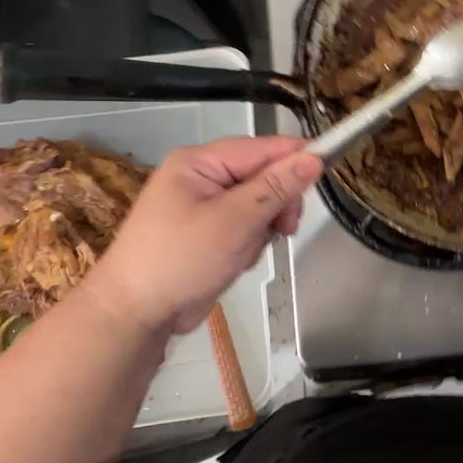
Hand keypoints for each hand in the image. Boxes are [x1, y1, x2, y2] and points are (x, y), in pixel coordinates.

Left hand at [83, 136, 322, 337]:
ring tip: (246, 253)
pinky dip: (249, 244)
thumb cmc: (181, 260)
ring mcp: (202, 206)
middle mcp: (201, 177)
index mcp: (200, 162)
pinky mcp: (206, 233)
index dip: (296, 159)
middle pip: (263, 176)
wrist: (135, 314)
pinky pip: (244, 227)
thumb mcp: (235, 221)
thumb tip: (314, 157)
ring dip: (262, 229)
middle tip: (284, 230)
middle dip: (276, 204)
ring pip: (258, 205)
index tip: (327, 174)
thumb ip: (276, 188)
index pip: (263, 148)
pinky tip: (237, 261)